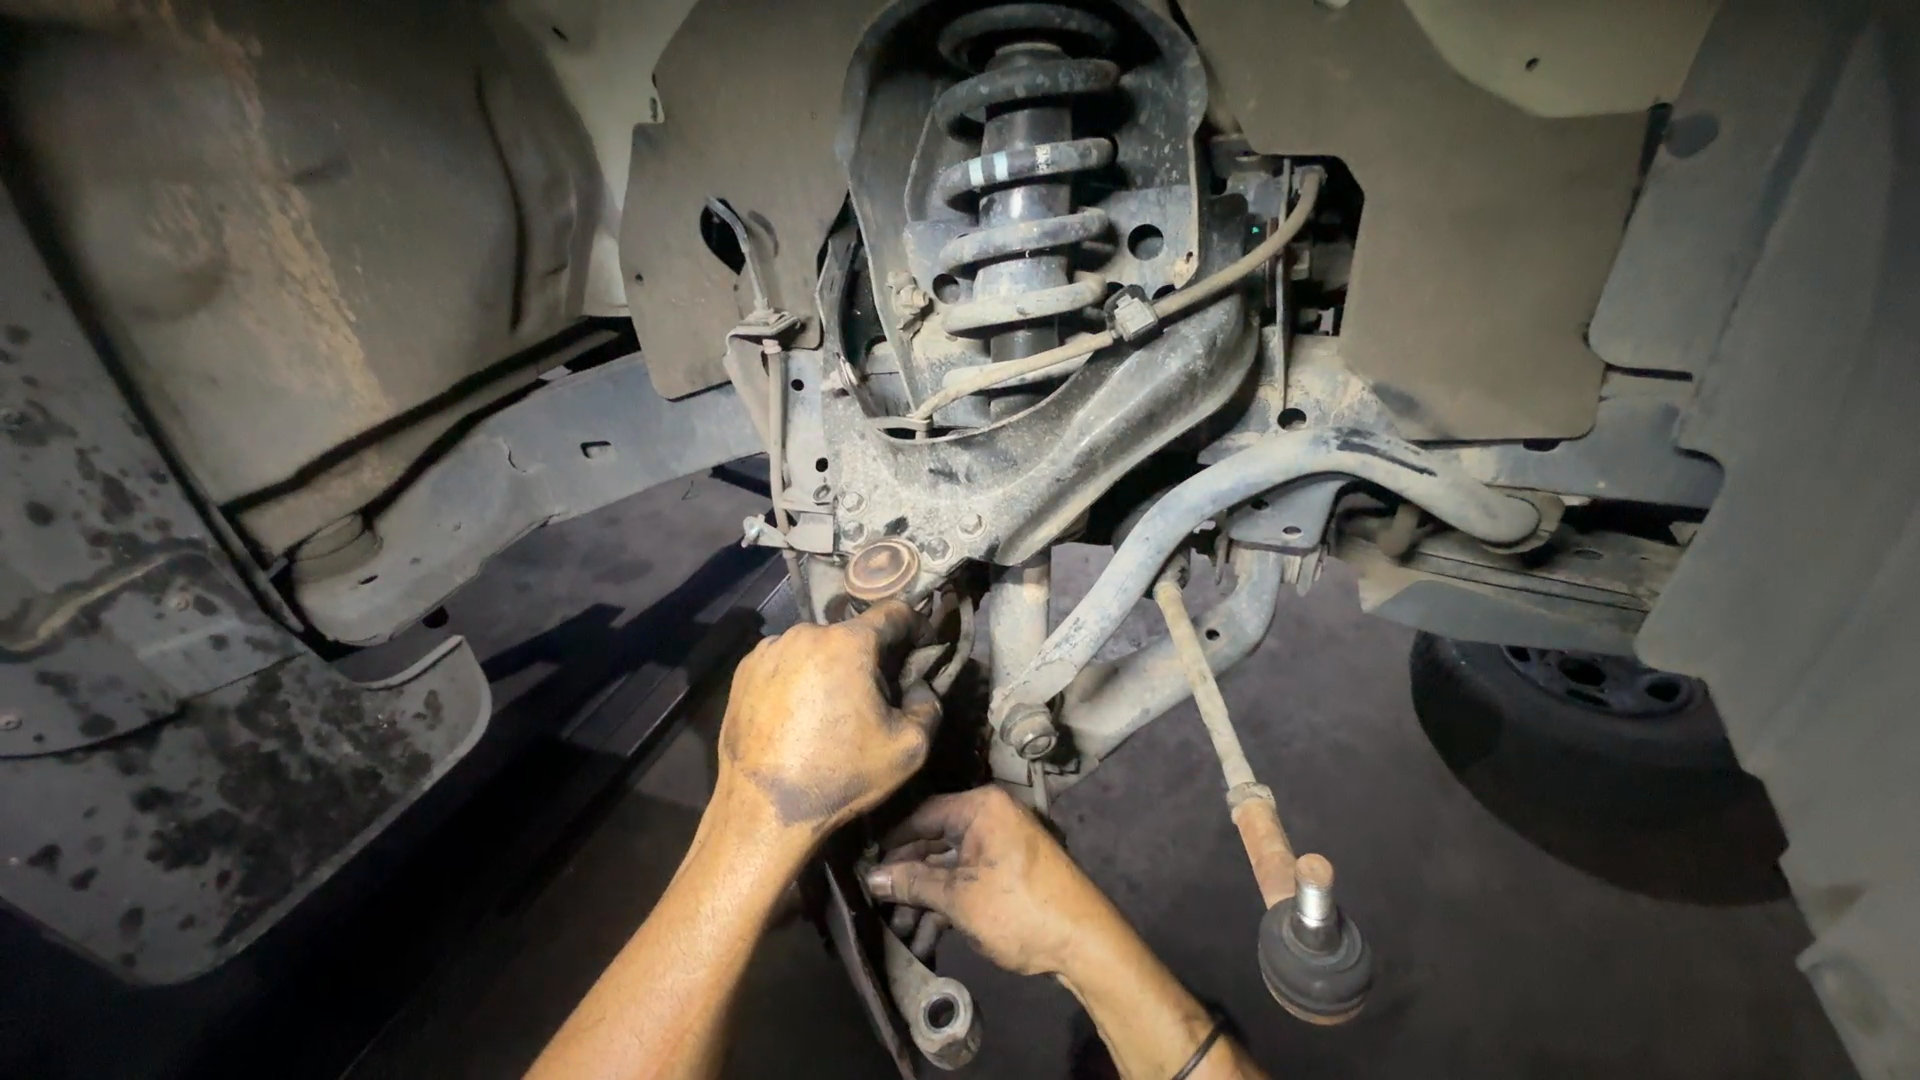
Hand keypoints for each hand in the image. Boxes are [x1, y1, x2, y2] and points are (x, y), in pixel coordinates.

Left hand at [716, 601, 940, 840]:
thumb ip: (929, 705)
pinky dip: (799, 678)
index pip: (893, 613)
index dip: (915, 627)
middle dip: (870, 658)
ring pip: (816, 648)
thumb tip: (918, 686)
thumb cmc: (839, 776)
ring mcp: (769, 650)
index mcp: (847, 643)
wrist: (762, 811)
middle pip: (852, 634)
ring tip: (832, 711)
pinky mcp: (743, 672)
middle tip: (875, 697)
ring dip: (831, 667)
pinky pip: (785, 662)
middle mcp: (804, 633)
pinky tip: (799, 715)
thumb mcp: (909, 748)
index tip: (922, 646)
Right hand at [864, 786, 1114, 976]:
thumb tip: (872, 877)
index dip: (891, 841)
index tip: (863, 865)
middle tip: (874, 903)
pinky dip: (946, 904)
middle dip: (906, 877)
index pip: (922, 814)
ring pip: (948, 867)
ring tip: (896, 931)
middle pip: (934, 841)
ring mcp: (999, 847)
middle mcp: (990, 818)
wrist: (1085, 943)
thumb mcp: (960, 898)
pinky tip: (923, 936)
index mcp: (981, 807)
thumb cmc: (1019, 909)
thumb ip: (913, 883)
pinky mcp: (1005, 874)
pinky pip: (966, 880)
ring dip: (923, 898)